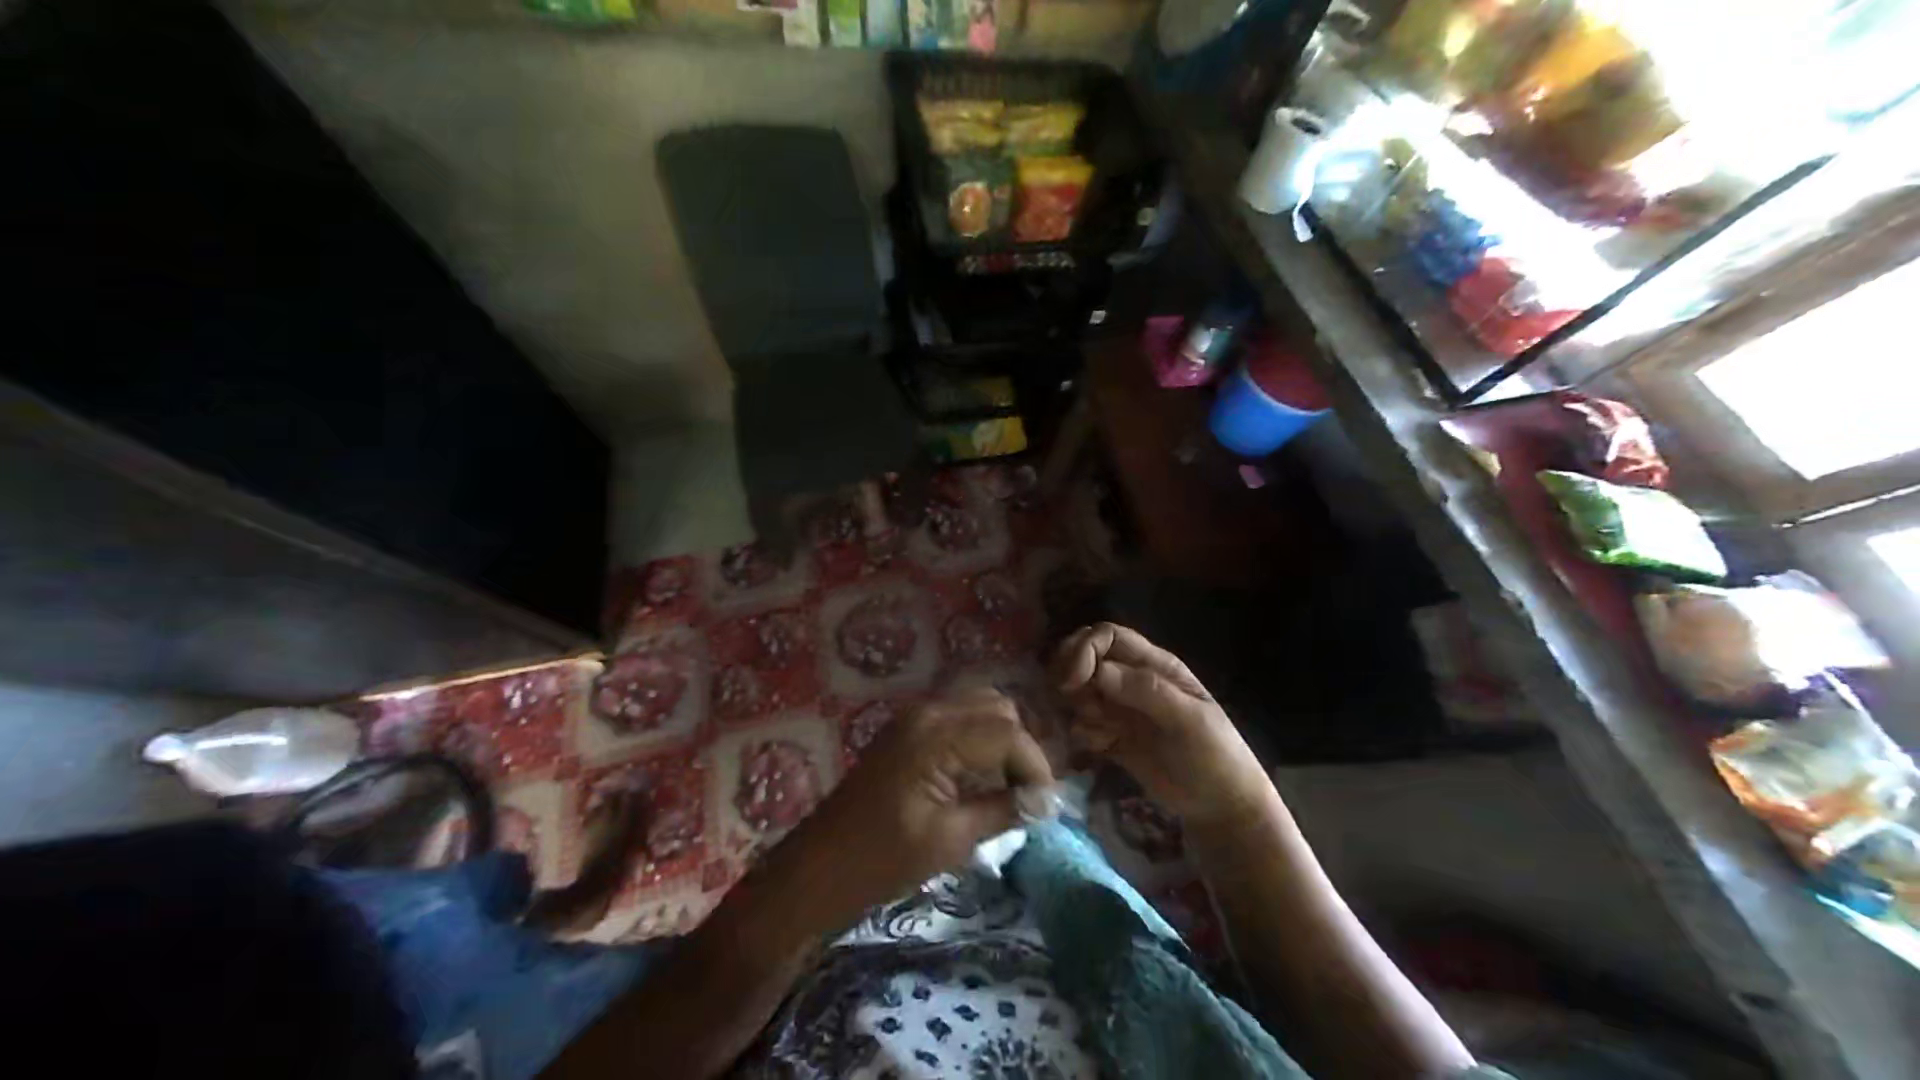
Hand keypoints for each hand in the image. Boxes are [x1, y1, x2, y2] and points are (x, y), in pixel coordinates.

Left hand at [801, 687, 1054, 911]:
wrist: (819, 868)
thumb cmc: (882, 859)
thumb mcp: (951, 839)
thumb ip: (1003, 810)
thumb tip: (1046, 801)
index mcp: (936, 735)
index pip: (1008, 732)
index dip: (1035, 767)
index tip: (1046, 807)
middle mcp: (927, 712)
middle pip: (998, 709)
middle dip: (1021, 749)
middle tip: (1028, 796)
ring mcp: (914, 717)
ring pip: (980, 708)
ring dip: (1002, 741)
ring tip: (1009, 787)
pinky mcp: (907, 729)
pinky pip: (958, 718)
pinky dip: (980, 740)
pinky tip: (981, 776)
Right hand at [1052, 623, 1273, 826]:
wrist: (1221, 807)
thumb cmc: (1214, 756)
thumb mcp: (1189, 721)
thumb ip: (1147, 692)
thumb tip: (1100, 671)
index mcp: (1155, 666)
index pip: (1107, 636)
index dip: (1084, 650)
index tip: (1071, 681)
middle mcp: (1133, 680)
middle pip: (1086, 657)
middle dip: (1070, 674)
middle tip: (1069, 700)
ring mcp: (1121, 708)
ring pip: (1080, 690)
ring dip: (1076, 706)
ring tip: (1097, 730)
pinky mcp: (1112, 736)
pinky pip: (1082, 723)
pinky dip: (1081, 732)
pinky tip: (1098, 748)